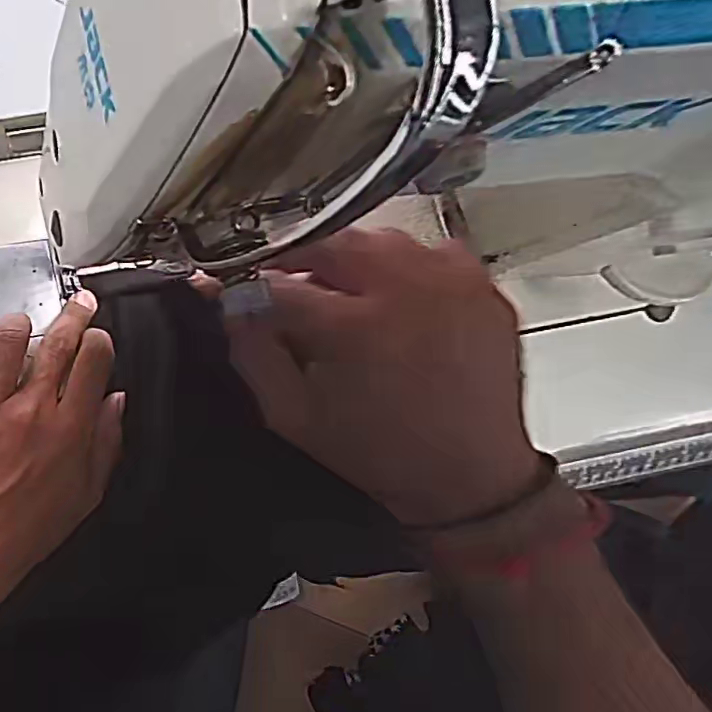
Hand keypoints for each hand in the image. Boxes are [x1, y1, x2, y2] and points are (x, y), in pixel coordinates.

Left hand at [0, 293, 125, 655]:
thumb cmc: (24, 528)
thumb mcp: (84, 494)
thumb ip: (105, 443)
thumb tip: (115, 403)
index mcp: (68, 430)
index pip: (93, 360)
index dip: (99, 340)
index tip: (97, 338)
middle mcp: (30, 412)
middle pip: (57, 341)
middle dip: (73, 316)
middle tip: (76, 308)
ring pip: (7, 339)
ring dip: (19, 326)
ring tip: (22, 328)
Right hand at [223, 228, 541, 526]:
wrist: (463, 474)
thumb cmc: (374, 450)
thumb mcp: (289, 412)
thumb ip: (252, 353)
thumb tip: (231, 308)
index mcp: (353, 327)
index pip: (277, 284)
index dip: (247, 290)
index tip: (237, 298)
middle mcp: (407, 291)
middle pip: (329, 244)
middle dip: (294, 261)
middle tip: (279, 286)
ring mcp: (451, 285)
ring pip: (378, 237)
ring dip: (343, 258)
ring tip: (330, 293)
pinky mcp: (480, 289)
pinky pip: (427, 250)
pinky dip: (396, 264)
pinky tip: (384, 296)